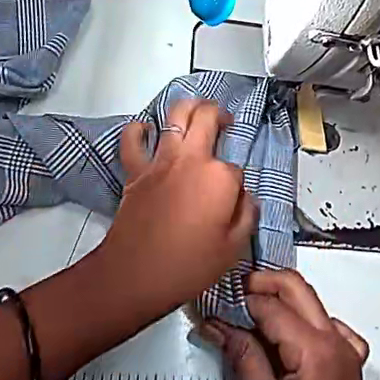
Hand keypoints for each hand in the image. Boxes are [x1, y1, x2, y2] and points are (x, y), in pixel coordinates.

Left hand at [83, 99, 257, 325]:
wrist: (138, 273)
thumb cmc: (188, 265)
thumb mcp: (233, 248)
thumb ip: (246, 215)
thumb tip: (245, 197)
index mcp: (220, 178)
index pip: (235, 168)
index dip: (236, 183)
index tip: (233, 198)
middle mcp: (192, 159)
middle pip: (207, 118)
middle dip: (218, 114)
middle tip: (224, 119)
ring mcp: (162, 160)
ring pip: (175, 116)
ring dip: (188, 106)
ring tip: (196, 108)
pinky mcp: (136, 168)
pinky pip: (133, 139)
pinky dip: (138, 130)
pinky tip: (146, 129)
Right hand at [203, 269, 372, 379]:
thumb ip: (242, 357)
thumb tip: (222, 324)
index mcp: (318, 352)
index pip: (268, 304)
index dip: (235, 301)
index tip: (213, 303)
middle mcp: (338, 346)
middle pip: (294, 288)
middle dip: (258, 285)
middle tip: (228, 297)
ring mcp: (346, 356)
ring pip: (309, 302)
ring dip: (277, 300)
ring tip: (246, 317)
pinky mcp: (347, 369)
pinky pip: (325, 326)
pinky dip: (300, 319)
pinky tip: (282, 334)